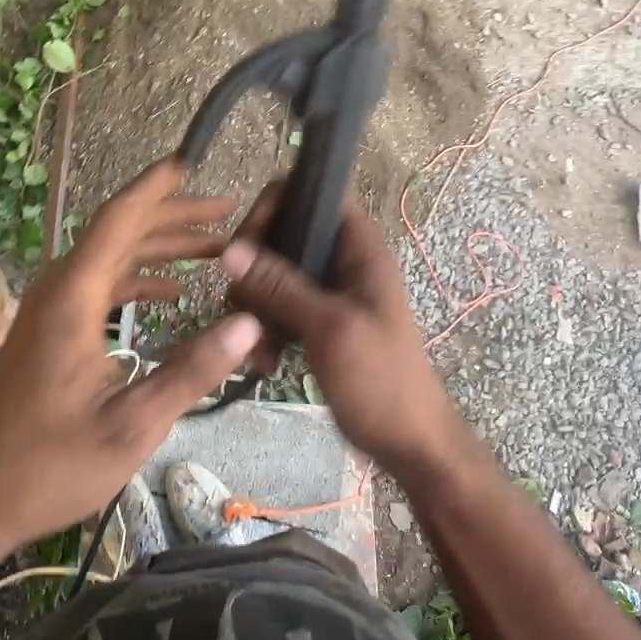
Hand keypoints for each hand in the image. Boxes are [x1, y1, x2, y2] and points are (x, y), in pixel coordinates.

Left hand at [0, 160, 263, 560]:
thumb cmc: (50, 464)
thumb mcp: (131, 425)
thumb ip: (190, 371)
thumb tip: (248, 326)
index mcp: (73, 298)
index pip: (118, 220)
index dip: (155, 187)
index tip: (190, 161)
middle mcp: (58, 290)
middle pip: (119, 233)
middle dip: (173, 218)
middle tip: (228, 211)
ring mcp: (49, 310)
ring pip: (110, 259)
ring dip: (158, 250)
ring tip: (213, 248)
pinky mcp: (48, 331)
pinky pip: (98, 286)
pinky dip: (136, 280)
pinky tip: (169, 294)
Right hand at [219, 189, 466, 478]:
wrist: (410, 446)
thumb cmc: (381, 382)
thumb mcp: (330, 329)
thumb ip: (281, 286)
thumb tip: (230, 250)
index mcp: (359, 247)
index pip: (310, 194)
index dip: (274, 207)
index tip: (245, 247)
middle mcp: (343, 260)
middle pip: (282, 234)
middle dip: (254, 268)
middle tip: (244, 307)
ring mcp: (330, 291)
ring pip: (273, 273)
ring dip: (256, 306)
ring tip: (258, 346)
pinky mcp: (319, 320)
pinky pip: (278, 307)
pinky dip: (266, 329)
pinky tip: (266, 362)